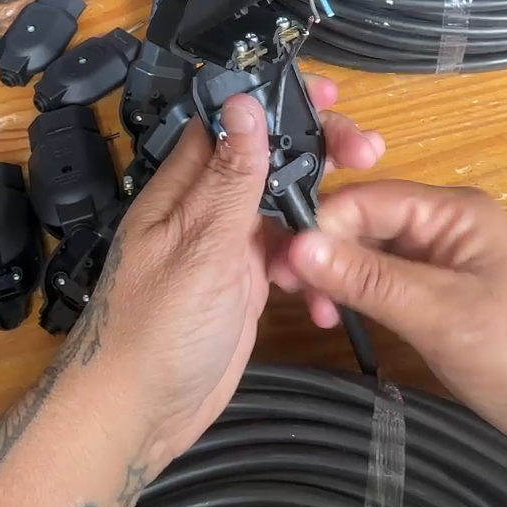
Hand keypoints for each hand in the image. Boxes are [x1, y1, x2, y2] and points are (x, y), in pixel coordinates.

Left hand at [81, 76, 383, 473]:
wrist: (142, 412)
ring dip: (321, 202)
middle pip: (264, 158)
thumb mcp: (201, 246)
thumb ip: (229, 178)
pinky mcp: (246, 280)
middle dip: (313, 147)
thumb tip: (242, 103)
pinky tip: (330, 276)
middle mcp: (205, 207)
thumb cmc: (157, 328)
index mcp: (183, 187)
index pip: (229, 122)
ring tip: (363, 208)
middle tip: (364, 146)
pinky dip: (313, 258)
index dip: (275, 101)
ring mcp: (227, 244)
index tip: (327, 94)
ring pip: (281, 204)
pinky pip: (288, 253)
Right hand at [284, 182, 506, 467]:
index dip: (320, 228)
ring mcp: (445, 260)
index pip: (365, 200)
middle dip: (325, 255)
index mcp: (453, 212)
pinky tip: (341, 318)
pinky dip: (360, 296)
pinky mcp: (443, 293)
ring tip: (318, 316)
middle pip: (364, 224)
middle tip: (294, 298)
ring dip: (339, 278)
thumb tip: (296, 244)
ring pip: (371, 253)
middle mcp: (445, 225)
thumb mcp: (442, 316)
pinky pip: (387, 281)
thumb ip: (367, 278)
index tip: (284, 269)